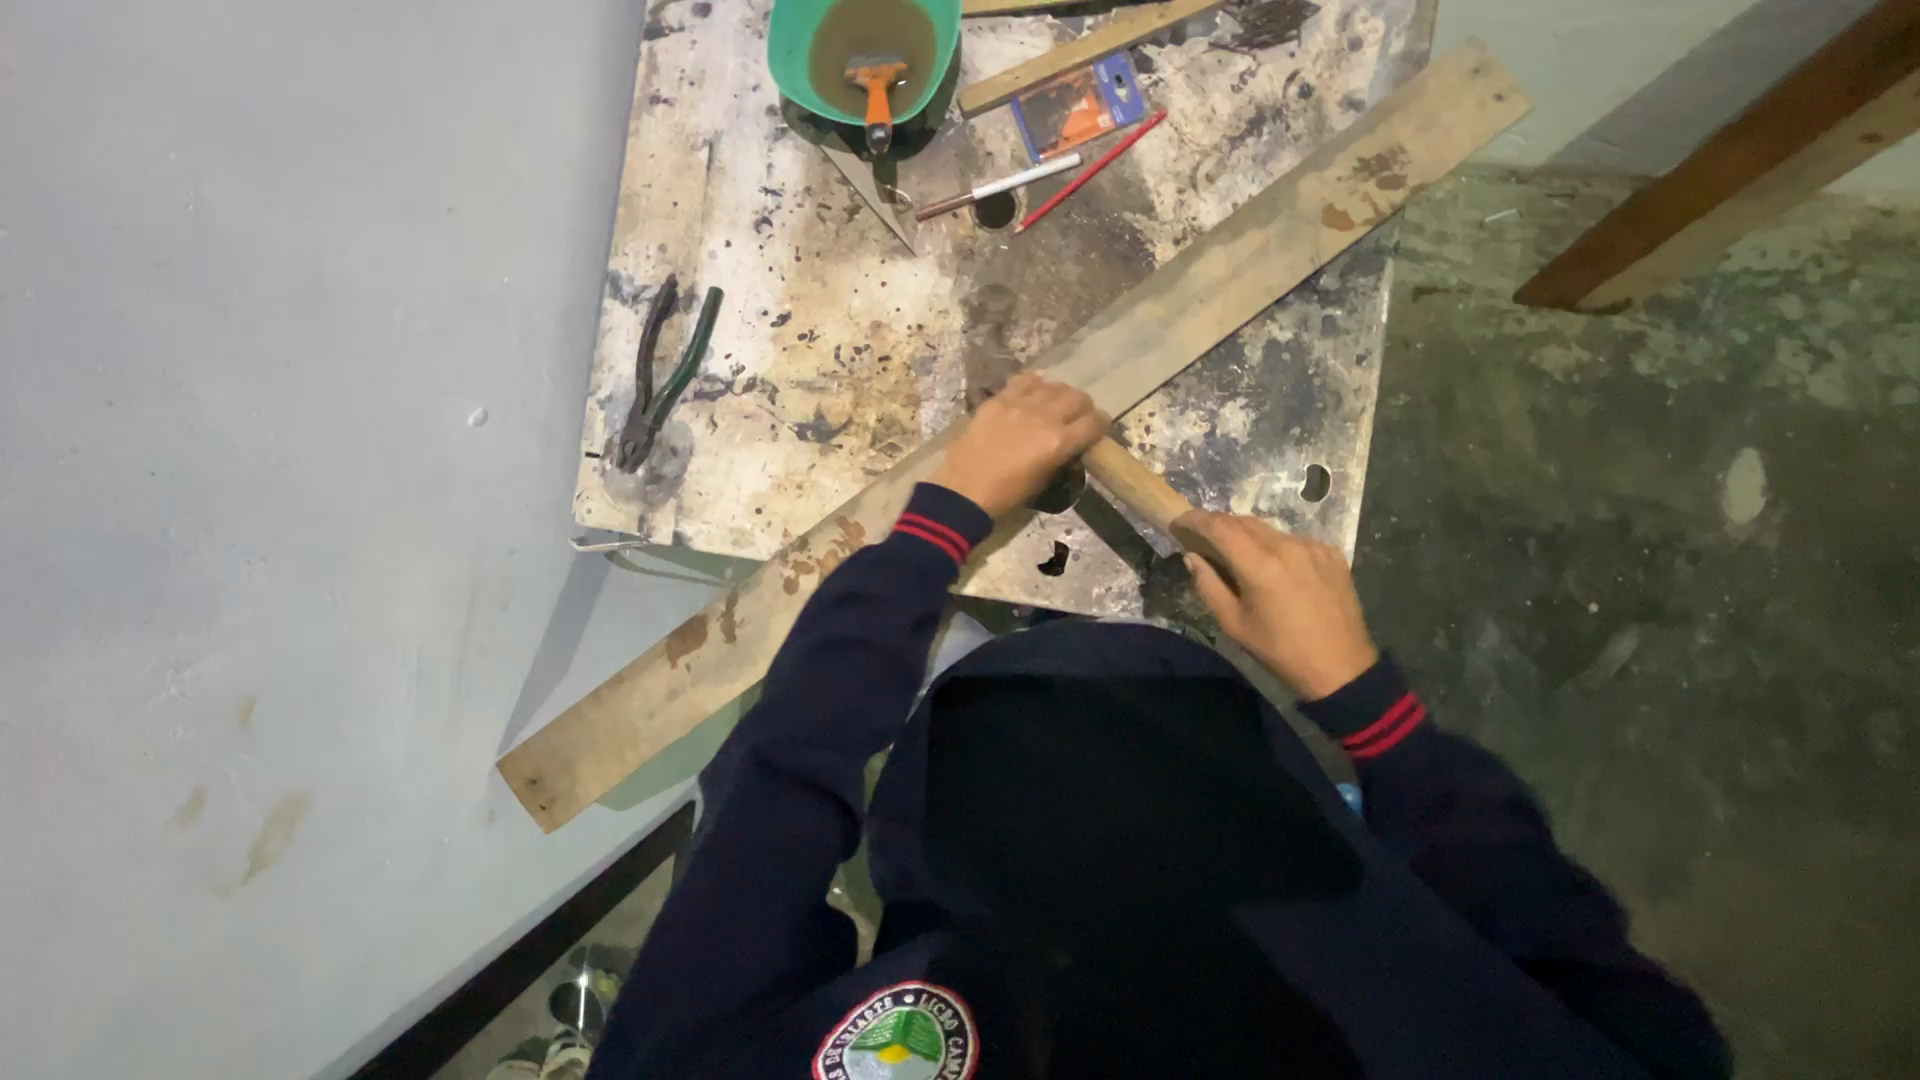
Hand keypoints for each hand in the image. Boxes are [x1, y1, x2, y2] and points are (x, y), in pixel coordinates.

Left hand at [929, 373, 1108, 518]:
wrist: (964, 491)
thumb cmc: (1007, 495)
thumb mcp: (1044, 481)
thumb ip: (1062, 456)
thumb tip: (1070, 443)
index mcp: (1059, 443)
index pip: (1095, 422)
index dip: (1101, 425)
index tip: (1097, 430)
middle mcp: (1044, 417)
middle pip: (1078, 398)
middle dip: (1084, 407)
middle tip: (1078, 417)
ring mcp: (1020, 404)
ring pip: (1054, 385)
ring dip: (1061, 394)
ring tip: (1055, 405)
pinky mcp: (999, 399)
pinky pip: (1024, 380)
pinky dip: (1035, 383)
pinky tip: (1034, 390)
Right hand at [1177, 511, 1378, 699]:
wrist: (1340, 666)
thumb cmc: (1279, 650)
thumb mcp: (1233, 624)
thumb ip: (1208, 585)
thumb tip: (1192, 557)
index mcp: (1259, 565)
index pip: (1220, 526)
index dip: (1195, 519)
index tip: (1179, 522)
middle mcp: (1287, 546)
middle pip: (1244, 521)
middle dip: (1219, 525)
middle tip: (1203, 541)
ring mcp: (1313, 547)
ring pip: (1270, 530)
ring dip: (1248, 537)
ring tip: (1240, 557)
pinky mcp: (1331, 554)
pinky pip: (1294, 541)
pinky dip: (1277, 548)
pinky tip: (1277, 570)